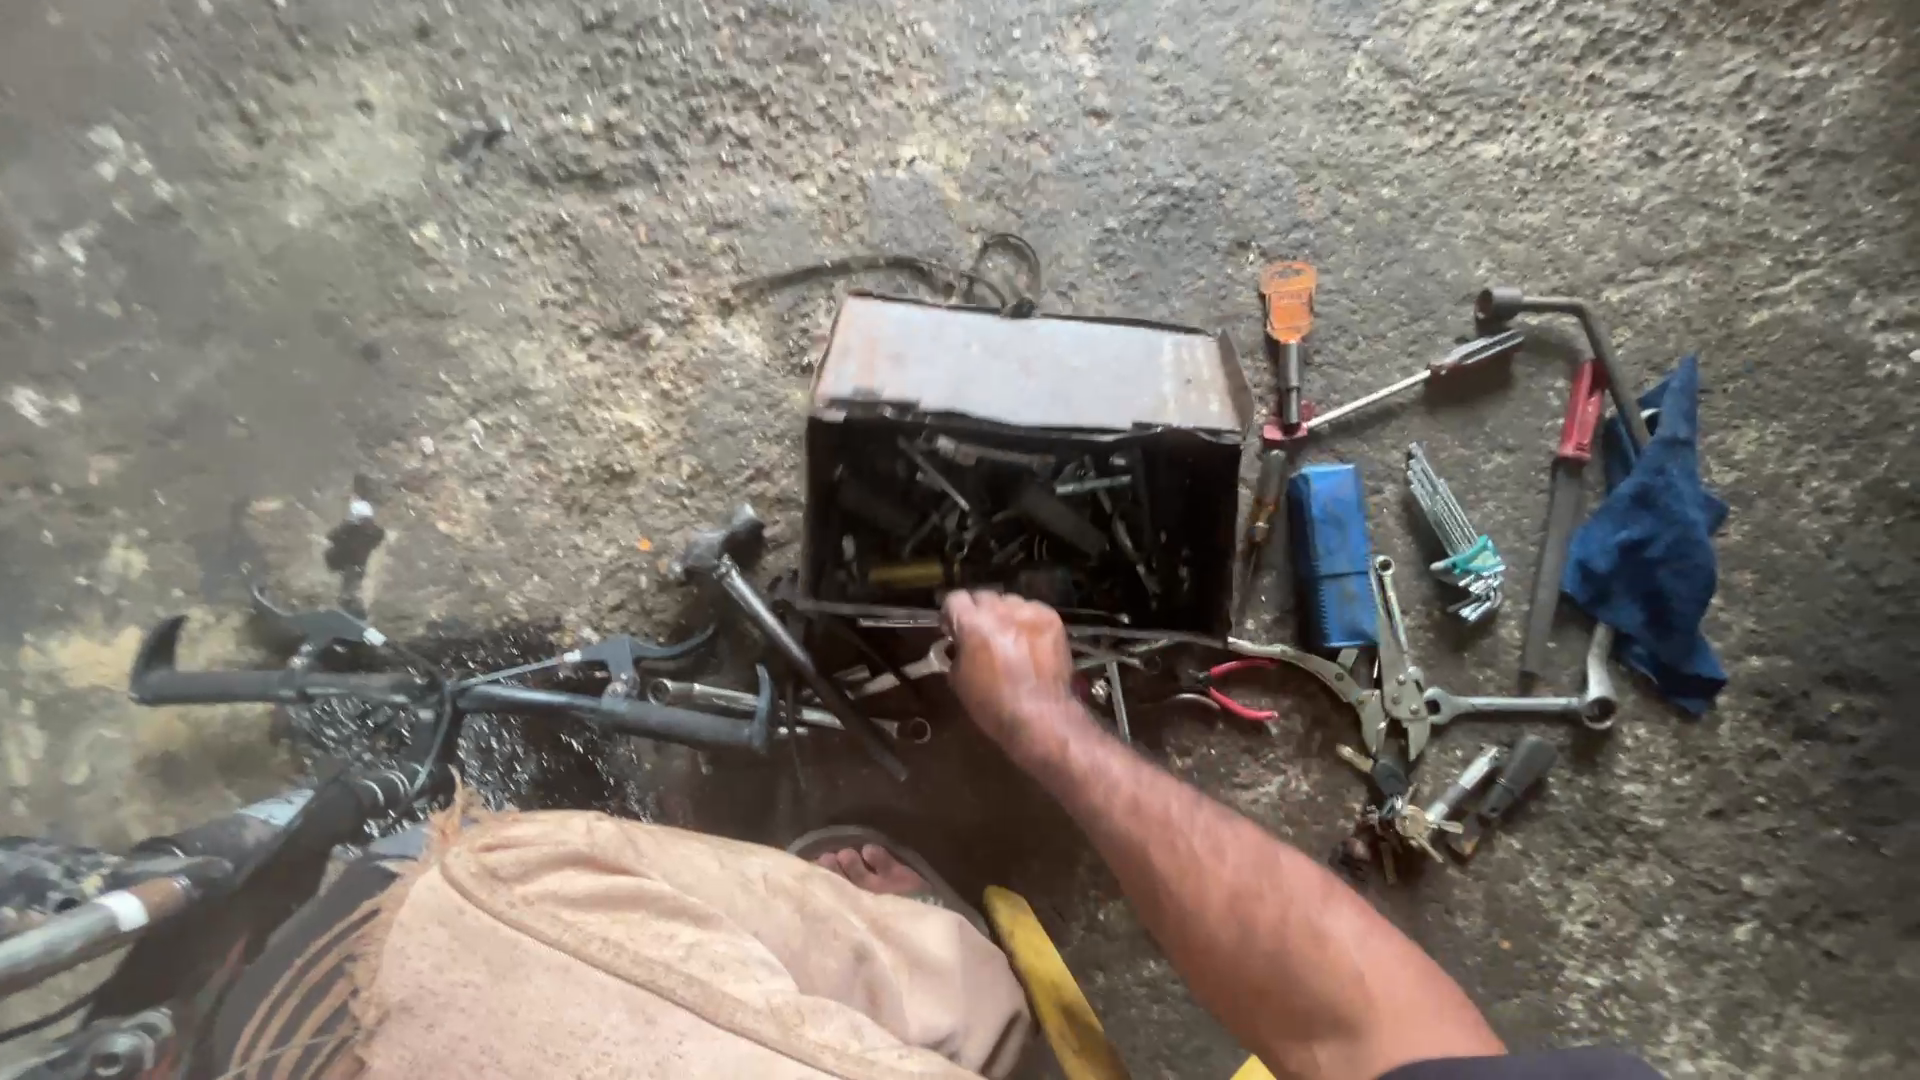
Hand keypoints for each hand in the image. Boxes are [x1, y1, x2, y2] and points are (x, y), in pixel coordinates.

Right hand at [940, 590, 1091, 765]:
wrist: (1041, 717)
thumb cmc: (993, 705)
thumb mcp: (959, 681)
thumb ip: (956, 653)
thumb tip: (960, 644)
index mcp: (973, 624)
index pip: (955, 599)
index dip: (951, 614)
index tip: (954, 630)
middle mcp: (1000, 610)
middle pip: (983, 596)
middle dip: (978, 613)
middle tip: (982, 635)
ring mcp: (1028, 612)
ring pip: (1009, 601)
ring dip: (1004, 615)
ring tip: (1009, 637)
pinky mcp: (1051, 618)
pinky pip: (1033, 610)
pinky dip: (1027, 622)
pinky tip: (1030, 642)